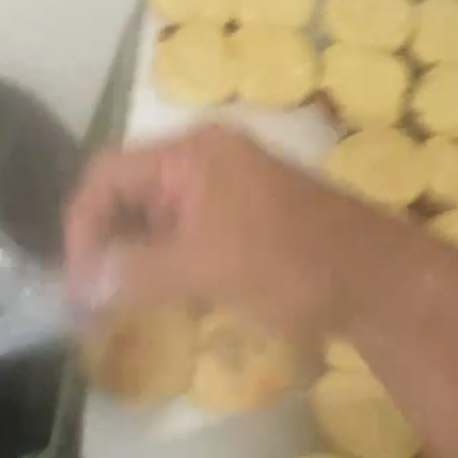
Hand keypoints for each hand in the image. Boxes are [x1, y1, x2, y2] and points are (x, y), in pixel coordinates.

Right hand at [63, 125, 385, 333]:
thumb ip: (134, 274)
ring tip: (112, 302)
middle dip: (102, 244)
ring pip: (149, 218)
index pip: (107, 175)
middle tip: (89, 296)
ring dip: (127, 258)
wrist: (379, 285)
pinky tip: (149, 295)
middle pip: (125, 195)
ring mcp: (219, 189)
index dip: (81, 225)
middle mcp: (200, 161)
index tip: (77, 279)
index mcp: (191, 154)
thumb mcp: (203, 268)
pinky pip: (175, 234)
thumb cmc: (291, 265)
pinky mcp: (232, 218)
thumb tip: (79, 291)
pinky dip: (155, 263)